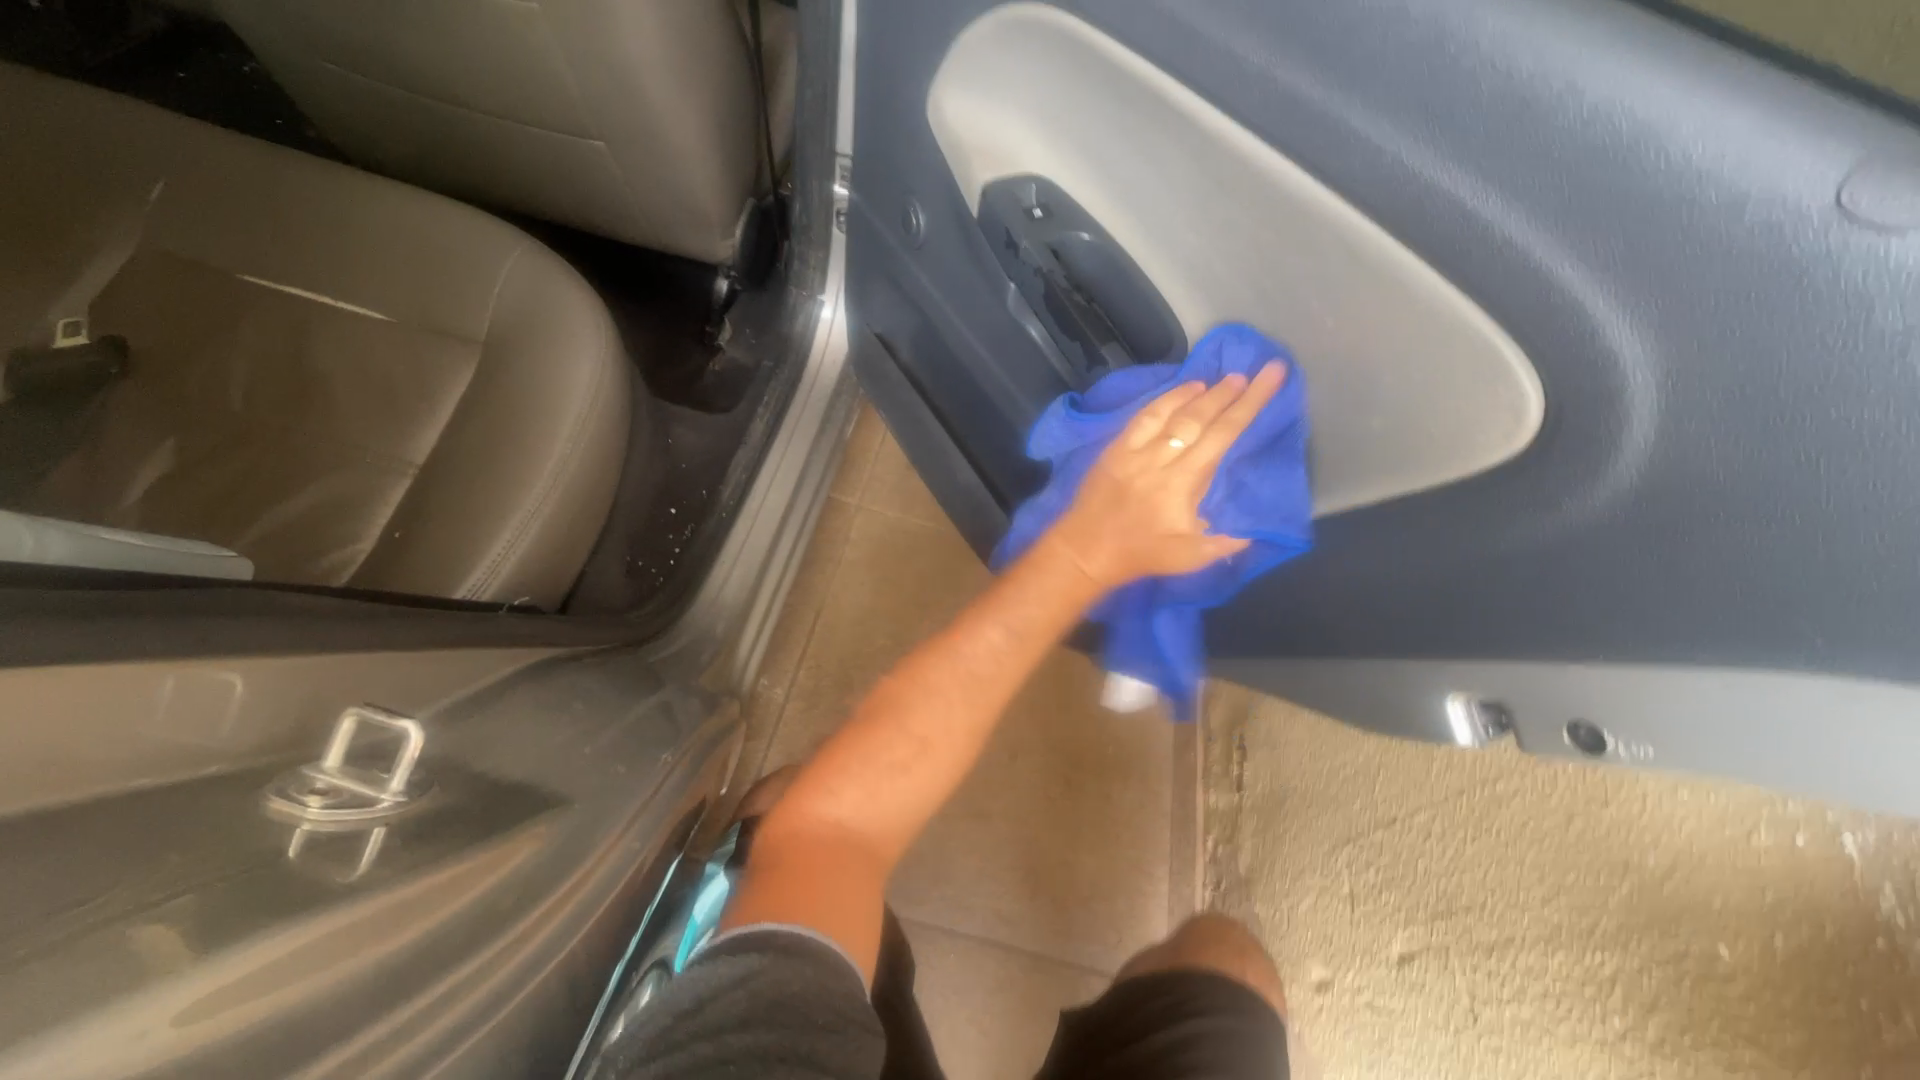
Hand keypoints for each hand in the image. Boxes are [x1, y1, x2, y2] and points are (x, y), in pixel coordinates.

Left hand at [1046, 361, 1287, 590]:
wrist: (1085, 551)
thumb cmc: (1141, 555)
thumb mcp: (1190, 558)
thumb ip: (1224, 543)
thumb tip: (1253, 530)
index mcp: (1182, 483)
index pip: (1223, 435)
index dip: (1250, 404)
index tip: (1270, 377)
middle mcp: (1160, 459)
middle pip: (1200, 417)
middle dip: (1230, 392)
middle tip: (1254, 372)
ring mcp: (1134, 450)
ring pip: (1171, 413)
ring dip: (1199, 393)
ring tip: (1223, 380)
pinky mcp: (1115, 448)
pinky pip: (1143, 416)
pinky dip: (1165, 399)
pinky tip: (1183, 390)